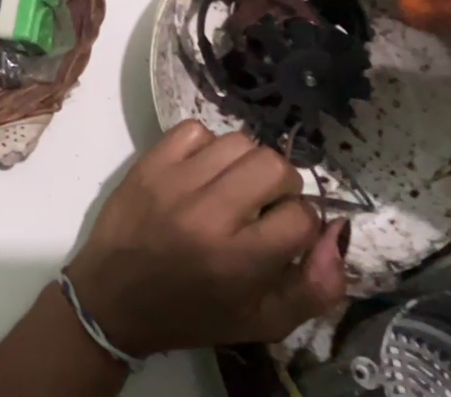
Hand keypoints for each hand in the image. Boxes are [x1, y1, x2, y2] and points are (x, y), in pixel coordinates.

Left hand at [63, 120, 346, 357]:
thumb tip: (337, 232)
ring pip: (238, 141)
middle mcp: (209, 213)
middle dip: (281, 184)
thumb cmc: (193, 313)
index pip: (301, 215)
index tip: (285, 233)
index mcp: (240, 260)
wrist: (114, 297)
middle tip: (265, 203)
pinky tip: (202, 171)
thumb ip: (315, 287)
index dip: (302, 223)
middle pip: (273, 165)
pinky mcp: (149, 162)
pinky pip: (194, 129)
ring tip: (234, 186)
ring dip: (246, 162)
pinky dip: (206, 145)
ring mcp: (175, 181)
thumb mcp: (263, 321)